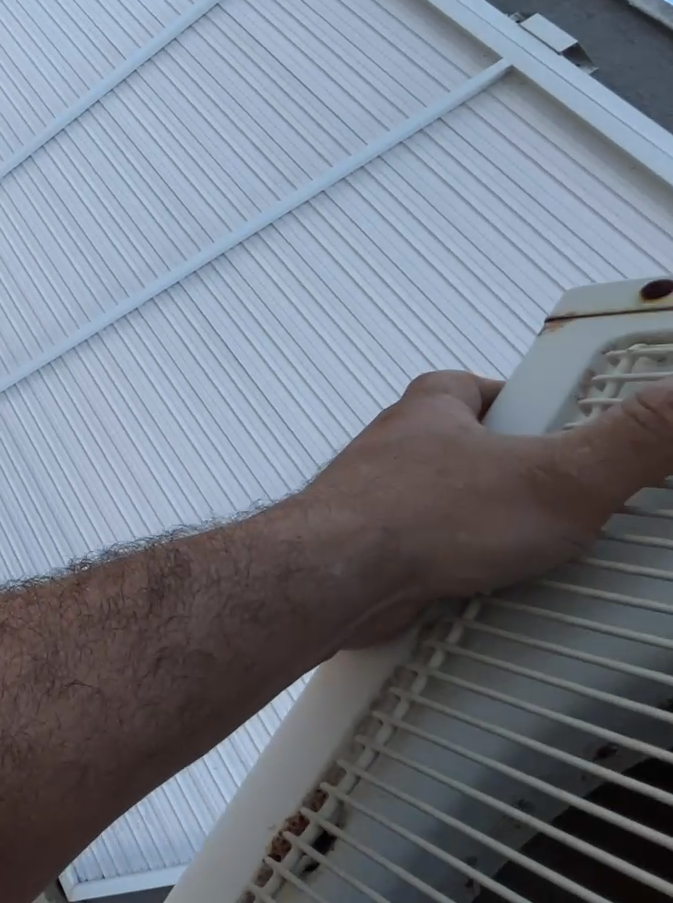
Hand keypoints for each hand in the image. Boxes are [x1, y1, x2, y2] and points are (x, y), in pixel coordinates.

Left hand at [281, 370, 672, 644]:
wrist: (334, 576)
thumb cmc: (412, 517)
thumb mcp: (557, 474)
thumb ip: (632, 439)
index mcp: (428, 414)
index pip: (471, 384)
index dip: (516, 393)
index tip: (562, 410)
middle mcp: (395, 453)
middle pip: (461, 445)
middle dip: (511, 466)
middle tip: (565, 488)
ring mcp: (379, 500)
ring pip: (444, 500)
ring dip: (488, 519)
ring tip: (538, 542)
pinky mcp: (375, 547)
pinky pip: (428, 548)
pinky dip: (461, 563)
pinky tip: (489, 582)